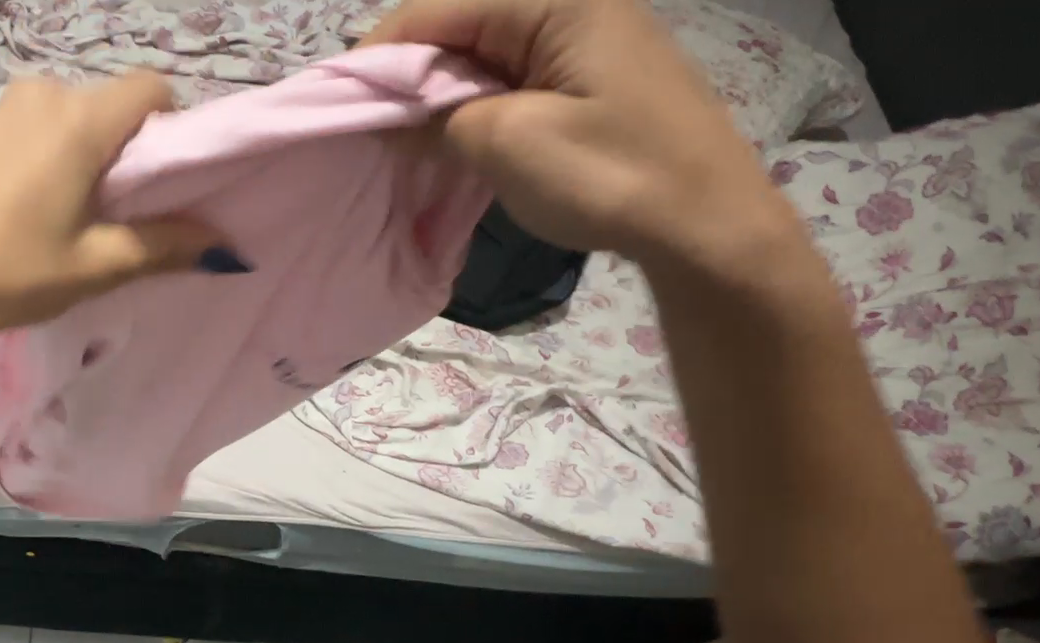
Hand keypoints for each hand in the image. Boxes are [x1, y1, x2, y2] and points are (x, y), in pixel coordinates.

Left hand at [0, 73, 219, 349]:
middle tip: (118, 209)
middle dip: (125, 147)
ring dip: (82, 152)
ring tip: (68, 211)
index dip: (170, 127)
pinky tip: (24, 206)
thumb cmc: (16, 275)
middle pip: (108, 103)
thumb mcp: (97, 266)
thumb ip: (164, 246)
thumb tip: (223, 246)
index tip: (163, 180)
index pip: (151, 89)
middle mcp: (40, 95)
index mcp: (79, 121)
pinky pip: (28, 128)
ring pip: (66, 115)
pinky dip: (43, 155)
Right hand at [365, 0, 798, 264]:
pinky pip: (507, 86)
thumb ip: (438, 123)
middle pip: (461, 29)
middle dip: (406, 76)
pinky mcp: (584, 86)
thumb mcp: (508, 144)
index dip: (383, 51)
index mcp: (556, 1)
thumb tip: (388, 122)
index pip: (444, 7)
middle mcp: (568, 8)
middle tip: (363, 127)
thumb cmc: (609, 174)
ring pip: (481, 61)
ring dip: (434, 98)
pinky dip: (467, 112)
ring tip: (394, 140)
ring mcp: (580, 48)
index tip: (336, 98)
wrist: (703, 223)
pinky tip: (443, 143)